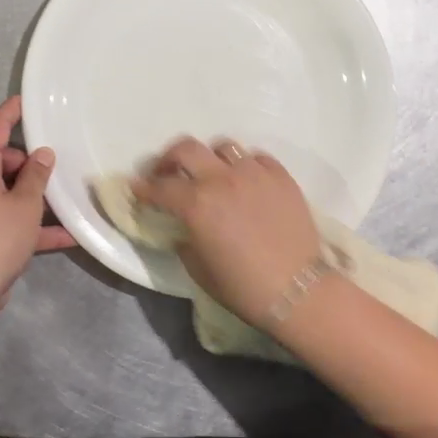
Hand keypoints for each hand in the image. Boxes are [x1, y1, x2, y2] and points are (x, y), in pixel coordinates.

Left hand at [0, 97, 75, 323]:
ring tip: (66, 197)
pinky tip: (68, 237)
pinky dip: (36, 226)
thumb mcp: (25, 205)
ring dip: (36, 196)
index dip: (8, 115)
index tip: (23, 100)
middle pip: (3, 164)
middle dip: (28, 163)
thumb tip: (41, 153)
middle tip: (53, 168)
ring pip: (10, 194)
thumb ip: (36, 176)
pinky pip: (13, 222)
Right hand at [133, 137, 321, 323]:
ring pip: (223, 146)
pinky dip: (245, 166)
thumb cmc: (244, 288)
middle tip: (166, 172)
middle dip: (169, 158)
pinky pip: (256, 158)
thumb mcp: (200, 271)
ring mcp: (254, 173)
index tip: (137, 188)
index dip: (144, 188)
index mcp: (197, 204)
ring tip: (212, 174)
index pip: (161, 187)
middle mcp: (222, 179)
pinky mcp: (280, 175)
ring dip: (210, 158)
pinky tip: (246, 182)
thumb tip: (184, 229)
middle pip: (186, 148)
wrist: (300, 291)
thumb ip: (185, 242)